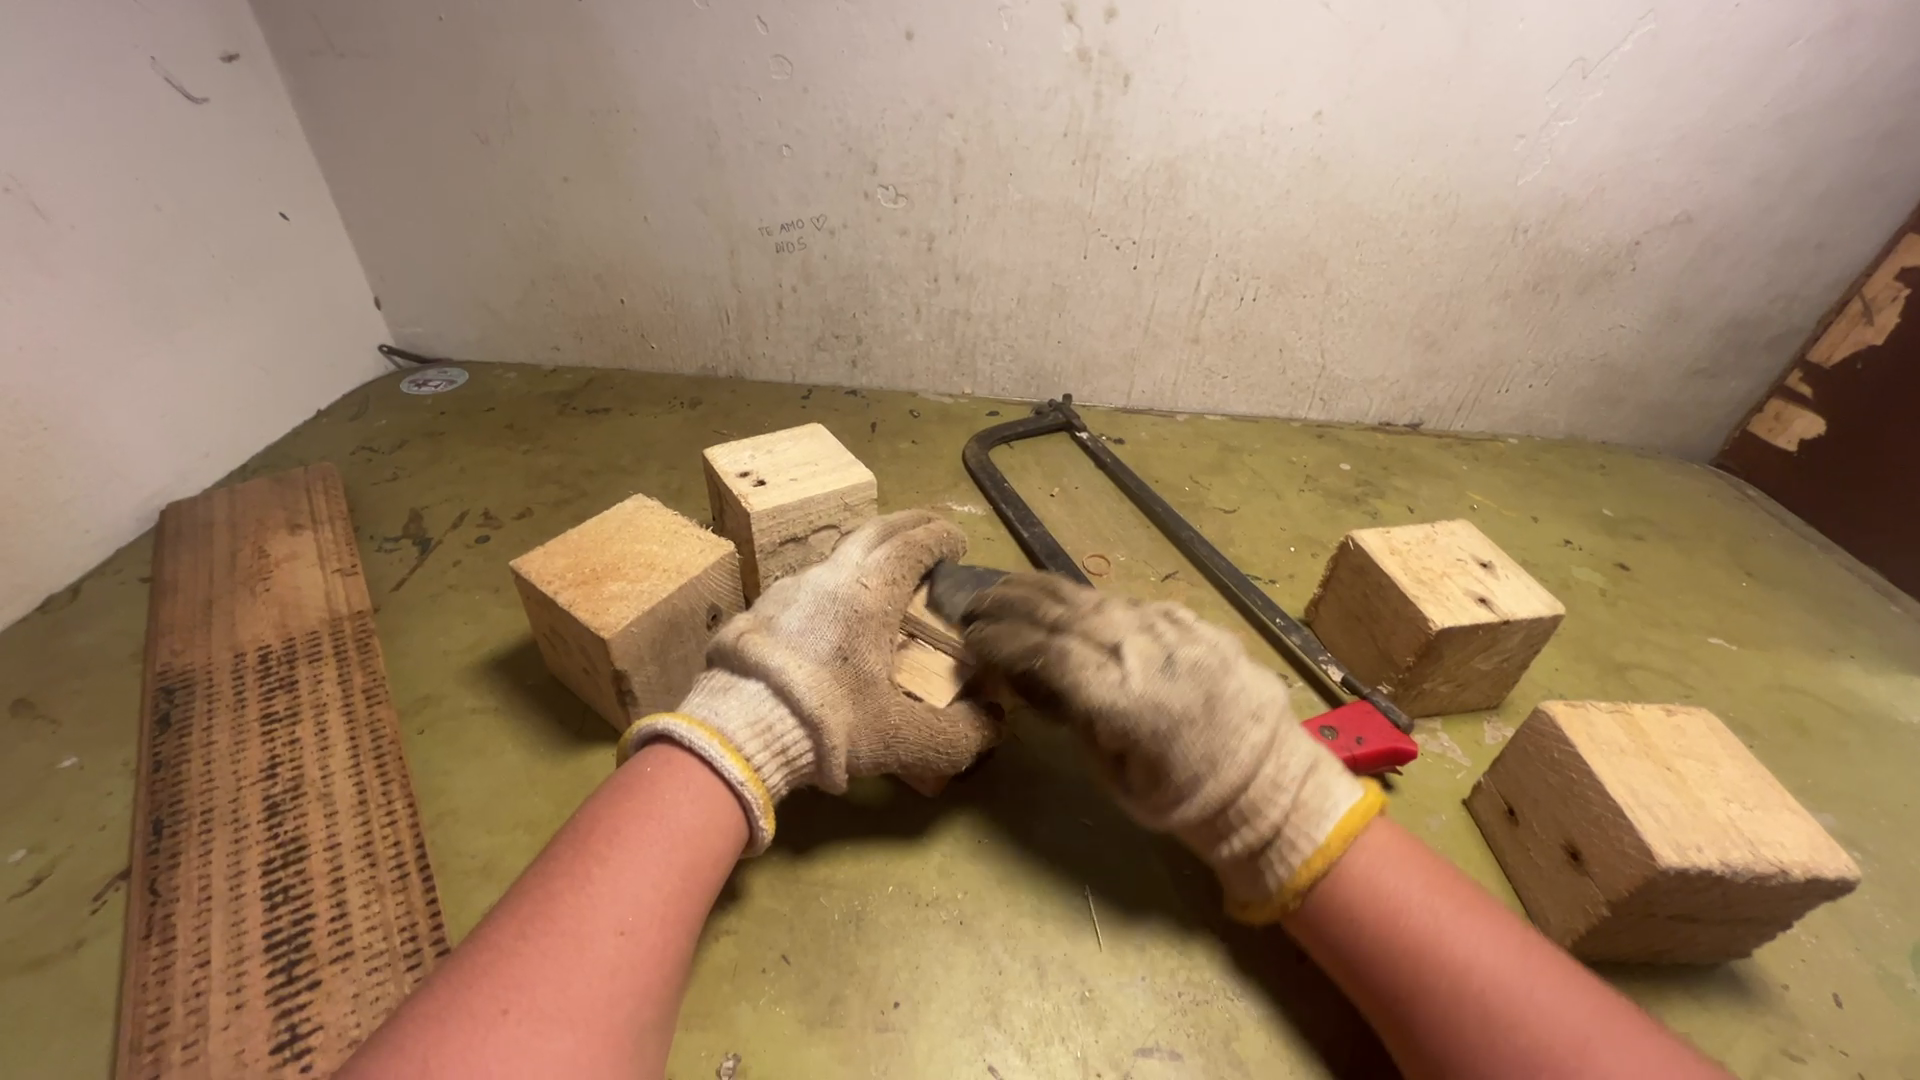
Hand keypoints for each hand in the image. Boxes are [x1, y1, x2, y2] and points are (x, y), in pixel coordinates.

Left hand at [619, 510, 1000, 853]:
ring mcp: (788, 589)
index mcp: (870, 594)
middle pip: (875, 530)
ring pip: (836, 555)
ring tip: (881, 577)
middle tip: (930, 531)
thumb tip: (993, 723)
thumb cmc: (828, 725)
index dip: (941, 536)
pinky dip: (831, 586)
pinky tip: (829, 616)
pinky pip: (805, 585)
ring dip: (866, 554)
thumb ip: (958, 734)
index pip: (914, 544)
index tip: (957, 542)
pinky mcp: (758, 610)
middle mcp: (830, 577)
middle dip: (908, 524)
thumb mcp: (903, 739)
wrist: (736, 735)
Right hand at [962, 573, 1383, 921]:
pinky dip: (1088, 600)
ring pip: (1095, 599)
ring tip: (1007, 589)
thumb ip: (1073, 717)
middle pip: (1064, 613)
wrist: (1269, 784)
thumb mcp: (1114, 776)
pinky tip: (1068, 603)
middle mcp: (1145, 649)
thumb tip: (1030, 679)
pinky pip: (1127, 603)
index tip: (969, 637)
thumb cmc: (1184, 798)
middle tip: (974, 602)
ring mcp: (1172, 628)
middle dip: (1012, 604)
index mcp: (1125, 697)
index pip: (1047, 652)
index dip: (1002, 641)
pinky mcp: (1190, 620)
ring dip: (1044, 592)